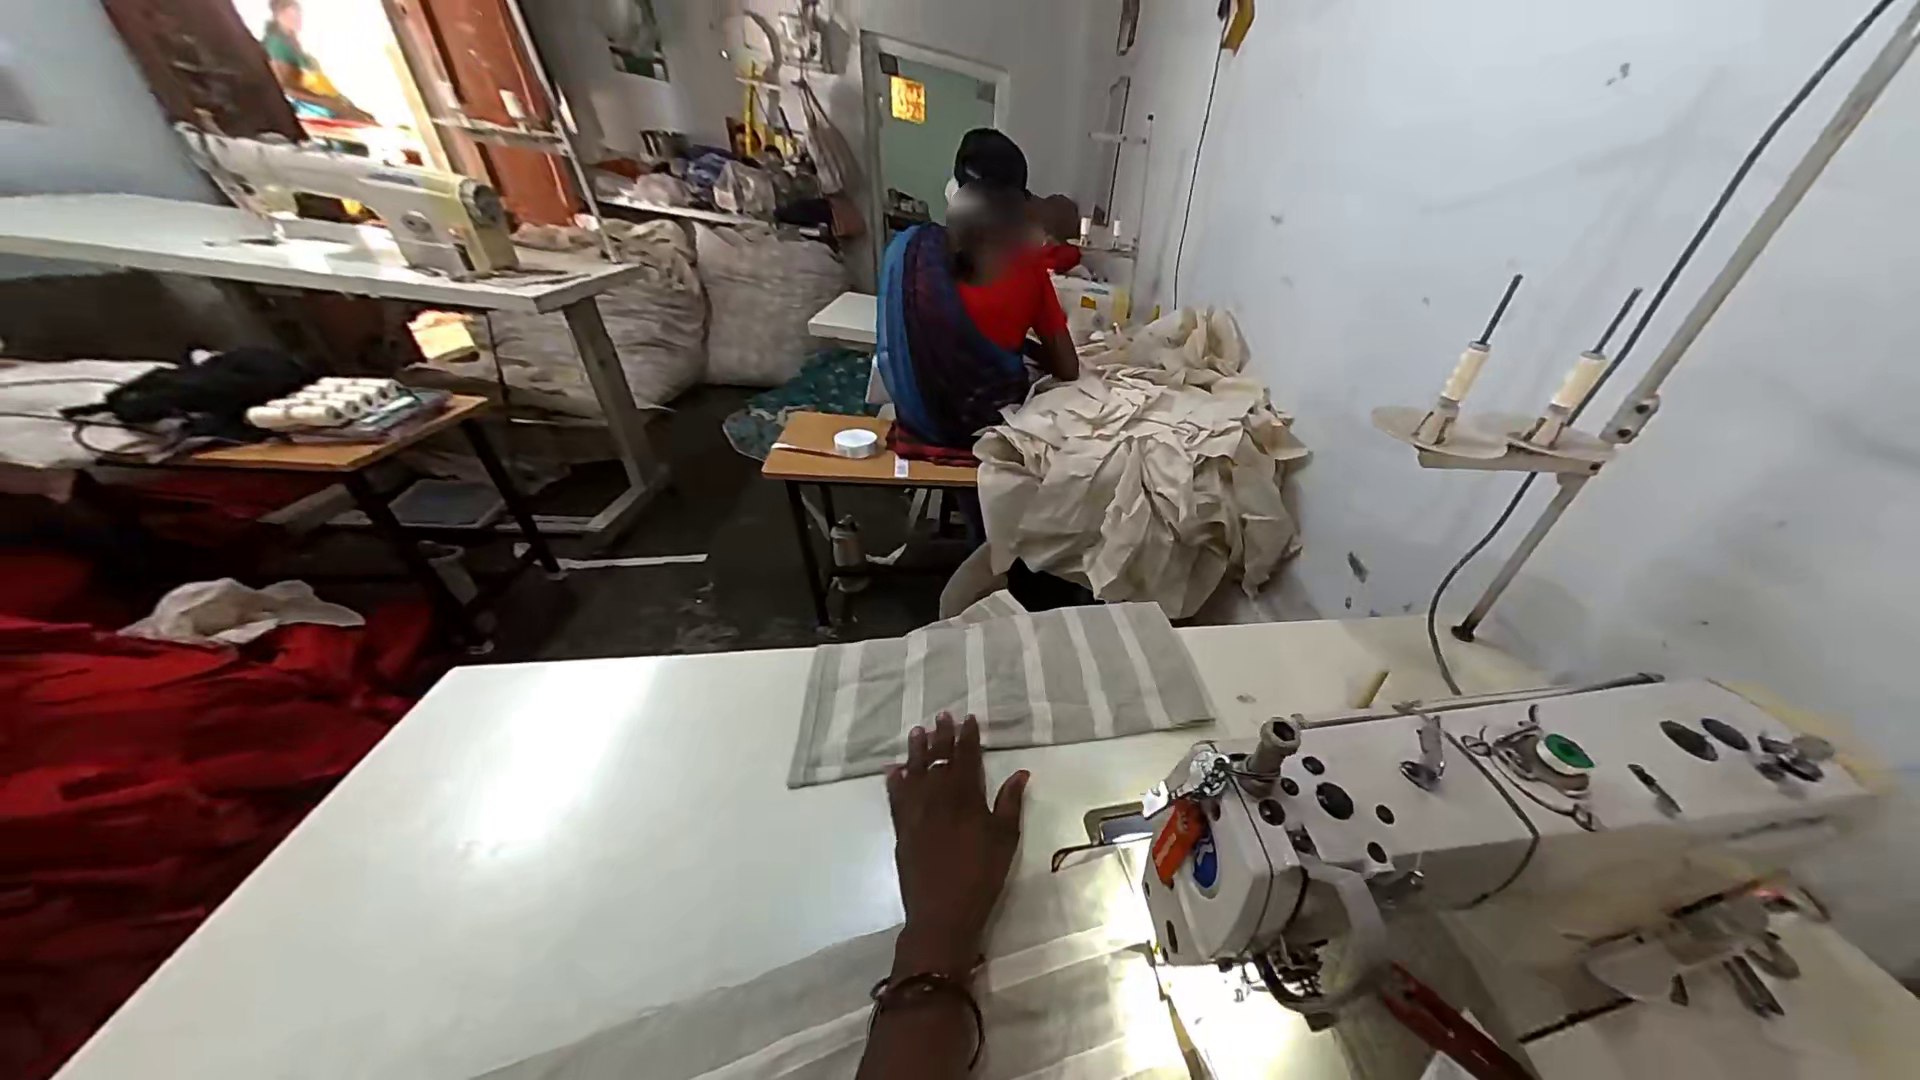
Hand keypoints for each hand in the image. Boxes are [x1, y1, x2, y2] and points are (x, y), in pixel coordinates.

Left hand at [886, 712, 1029, 977]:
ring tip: (917, 732)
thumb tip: (1021, 772)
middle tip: (941, 716)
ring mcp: (915, 811)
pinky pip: (895, 797)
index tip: (968, 719)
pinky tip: (893, 770)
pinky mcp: (901, 827)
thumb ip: (1010, 803)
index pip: (966, 757)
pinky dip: (894, 781)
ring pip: (914, 771)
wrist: (942, 914)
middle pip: (939, 758)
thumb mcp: (1005, 840)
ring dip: (916, 750)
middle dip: (941, 736)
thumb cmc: (981, 876)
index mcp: (965, 796)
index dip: (967, 737)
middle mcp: (937, 796)